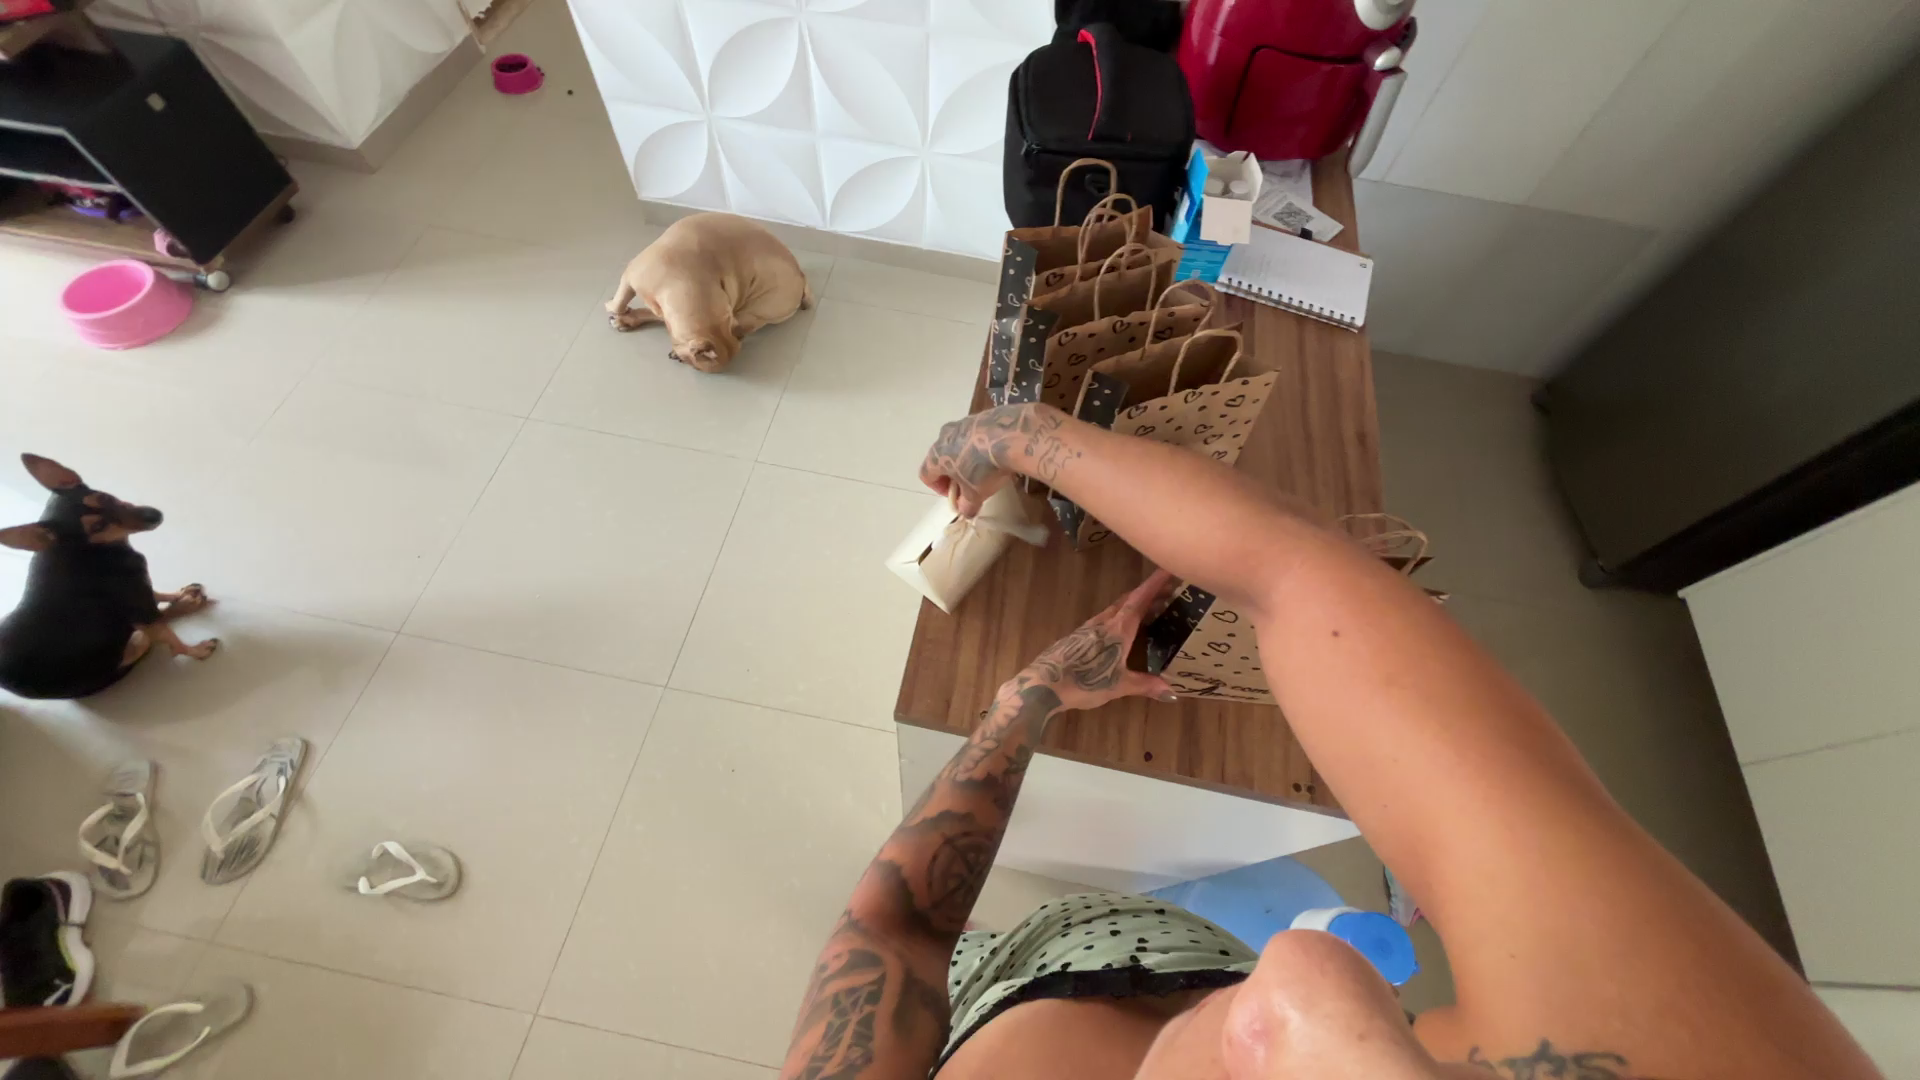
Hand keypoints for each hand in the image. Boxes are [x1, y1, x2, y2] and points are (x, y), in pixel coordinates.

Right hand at [921, 404, 1075, 516]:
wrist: (1011, 437)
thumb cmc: (985, 469)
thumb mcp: (976, 494)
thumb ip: (967, 505)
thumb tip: (966, 511)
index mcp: (936, 456)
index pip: (926, 475)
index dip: (938, 489)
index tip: (956, 496)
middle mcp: (944, 436)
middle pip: (941, 458)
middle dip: (953, 473)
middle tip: (970, 484)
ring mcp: (962, 423)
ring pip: (958, 444)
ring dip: (966, 458)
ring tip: (985, 468)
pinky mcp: (981, 416)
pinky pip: (974, 435)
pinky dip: (980, 445)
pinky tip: (996, 454)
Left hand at [1017, 570, 1179, 712]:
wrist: (1043, 685)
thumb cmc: (1084, 682)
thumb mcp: (1119, 686)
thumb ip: (1145, 685)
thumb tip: (1172, 693)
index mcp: (1118, 629)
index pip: (1140, 600)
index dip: (1155, 584)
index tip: (1168, 568)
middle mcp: (1103, 622)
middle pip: (1128, 601)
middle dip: (1148, 594)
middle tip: (1168, 590)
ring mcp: (1087, 628)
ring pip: (1114, 609)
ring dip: (1132, 604)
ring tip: (1149, 608)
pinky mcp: (1077, 636)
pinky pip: (1104, 619)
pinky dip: (1118, 617)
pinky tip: (1120, 628)